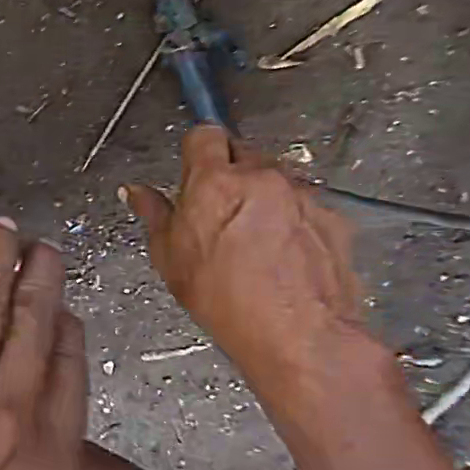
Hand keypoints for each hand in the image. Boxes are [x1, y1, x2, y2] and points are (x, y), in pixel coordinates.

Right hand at [122, 125, 363, 386]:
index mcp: (213, 182)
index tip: (192, 163)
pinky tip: (277, 252)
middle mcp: (262, 179)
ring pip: (275, 180)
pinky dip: (290, 219)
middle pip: (242, 155)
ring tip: (248, 237)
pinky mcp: (334, 218)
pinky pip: (304, 206)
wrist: (297, 333)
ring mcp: (302, 197)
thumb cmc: (225, 296)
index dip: (196, 148)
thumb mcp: (167, 254)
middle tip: (214, 208)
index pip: (205, 135)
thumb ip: (153, 213)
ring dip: (260, 196)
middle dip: (228, 174)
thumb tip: (136, 193)